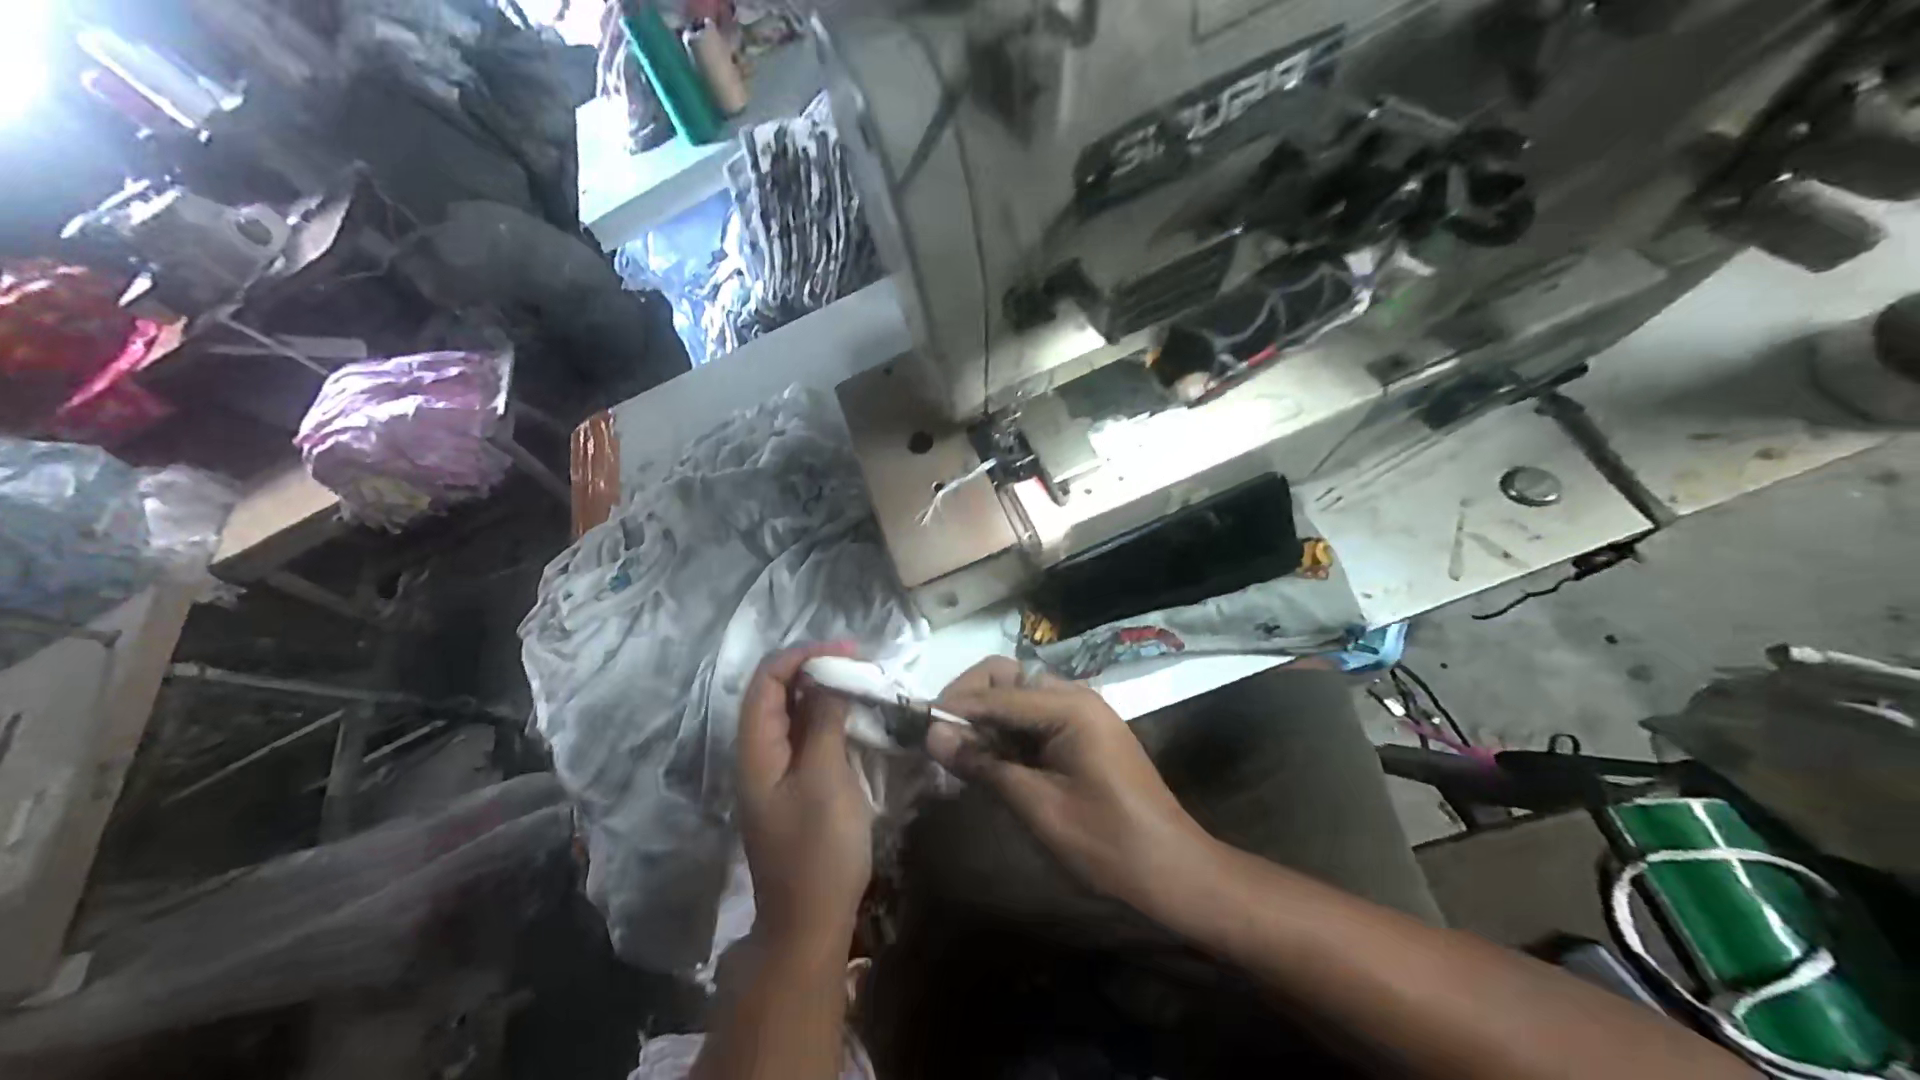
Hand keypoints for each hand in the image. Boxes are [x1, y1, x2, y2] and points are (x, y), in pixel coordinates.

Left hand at [736, 644, 874, 941]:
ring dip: (826, 694)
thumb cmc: (819, 850)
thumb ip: (824, 723)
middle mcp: (760, 755)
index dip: (802, 656)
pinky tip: (857, 719)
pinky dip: (830, 720)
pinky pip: (808, 739)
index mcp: (756, 750)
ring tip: (863, 684)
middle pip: (778, 695)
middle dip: (816, 670)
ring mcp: (777, 774)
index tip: (847, 652)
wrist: (810, 923)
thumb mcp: (825, 778)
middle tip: (861, 665)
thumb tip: (828, 680)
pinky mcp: (796, 788)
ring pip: (795, 716)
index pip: (766, 681)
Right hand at [926, 658, 1214, 912]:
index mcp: (1069, 706)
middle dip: (969, 699)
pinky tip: (988, 758)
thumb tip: (931, 733)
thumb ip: (984, 764)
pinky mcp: (1081, 733)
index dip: (953, 708)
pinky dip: (1005, 730)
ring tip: (957, 751)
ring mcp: (1080, 713)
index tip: (915, 726)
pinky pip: (1032, 717)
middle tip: (940, 737)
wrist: (1172, 870)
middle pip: (1007, 677)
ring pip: (1017, 695)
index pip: (996, 693)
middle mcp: (1075, 697)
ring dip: (985, 716)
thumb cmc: (1107, 841)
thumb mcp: (1039, 805)